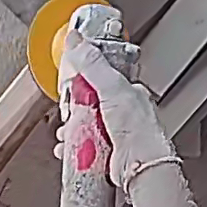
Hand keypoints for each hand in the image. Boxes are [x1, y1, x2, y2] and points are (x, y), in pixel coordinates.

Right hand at [56, 29, 177, 192]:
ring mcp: (116, 136)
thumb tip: (75, 40)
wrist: (141, 167)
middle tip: (67, 111)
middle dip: (75, 110)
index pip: (104, 79)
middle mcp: (125, 115)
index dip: (85, 80)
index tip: (71, 82)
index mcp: (130, 94)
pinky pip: (85, 149)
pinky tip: (67, 149)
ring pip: (86, 129)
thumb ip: (92, 64)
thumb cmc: (137, 129)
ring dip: (71, 131)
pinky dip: (73, 150)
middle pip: (92, 106)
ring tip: (65, 133)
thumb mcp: (112, 87)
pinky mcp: (107, 156)